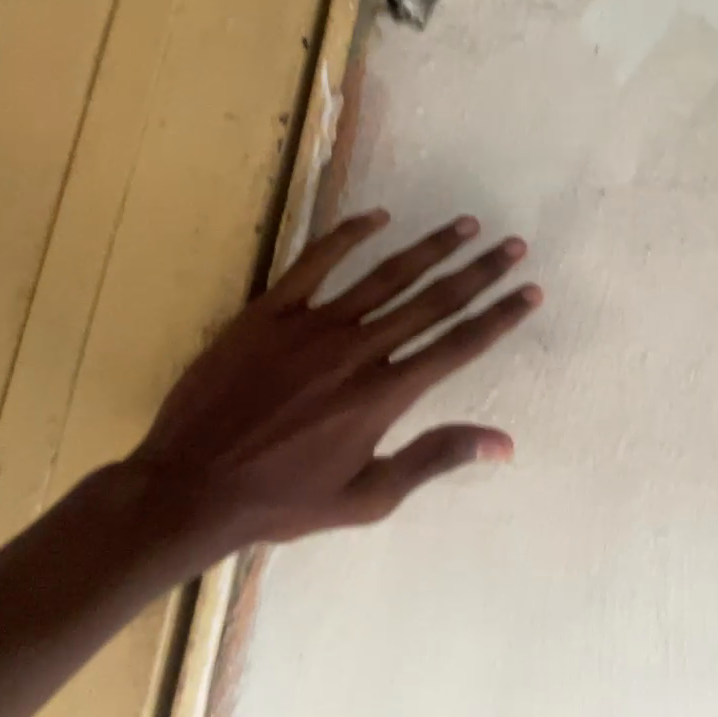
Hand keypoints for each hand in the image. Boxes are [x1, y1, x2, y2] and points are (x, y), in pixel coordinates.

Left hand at [121, 210, 539, 557]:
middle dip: (482, 272)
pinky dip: (349, 236)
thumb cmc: (283, 500)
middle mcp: (360, 351)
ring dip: (432, 248)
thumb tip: (505, 442)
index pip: (459, 345)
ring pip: (387, 275)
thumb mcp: (368, 497)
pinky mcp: (270, 312)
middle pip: (435, 301)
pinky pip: (316, 262)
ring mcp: (314, 326)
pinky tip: (378, 216)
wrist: (186, 489)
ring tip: (466, 225)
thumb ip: (436, 458)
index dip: (501, 316)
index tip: (531, 290)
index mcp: (386, 394)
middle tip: (514, 245)